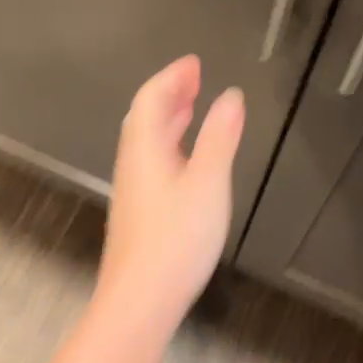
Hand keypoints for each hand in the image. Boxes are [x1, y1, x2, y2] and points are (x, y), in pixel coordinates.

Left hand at [96, 55, 244, 327]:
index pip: (151, 99)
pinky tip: (184, 160)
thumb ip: (220, 138)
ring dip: (168, 119)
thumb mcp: (208, 184)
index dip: (171, 77)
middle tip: (194, 79)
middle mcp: (132, 163)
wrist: (139, 299)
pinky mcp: (136, 212)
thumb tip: (230, 95)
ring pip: (146, 141)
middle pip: (144, 117)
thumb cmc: (176, 239)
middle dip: (169, 94)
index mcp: (144, 149)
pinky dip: (168, 144)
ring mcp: (131, 190)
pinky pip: (150, 161)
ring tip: (191, 108)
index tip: (194, 63)